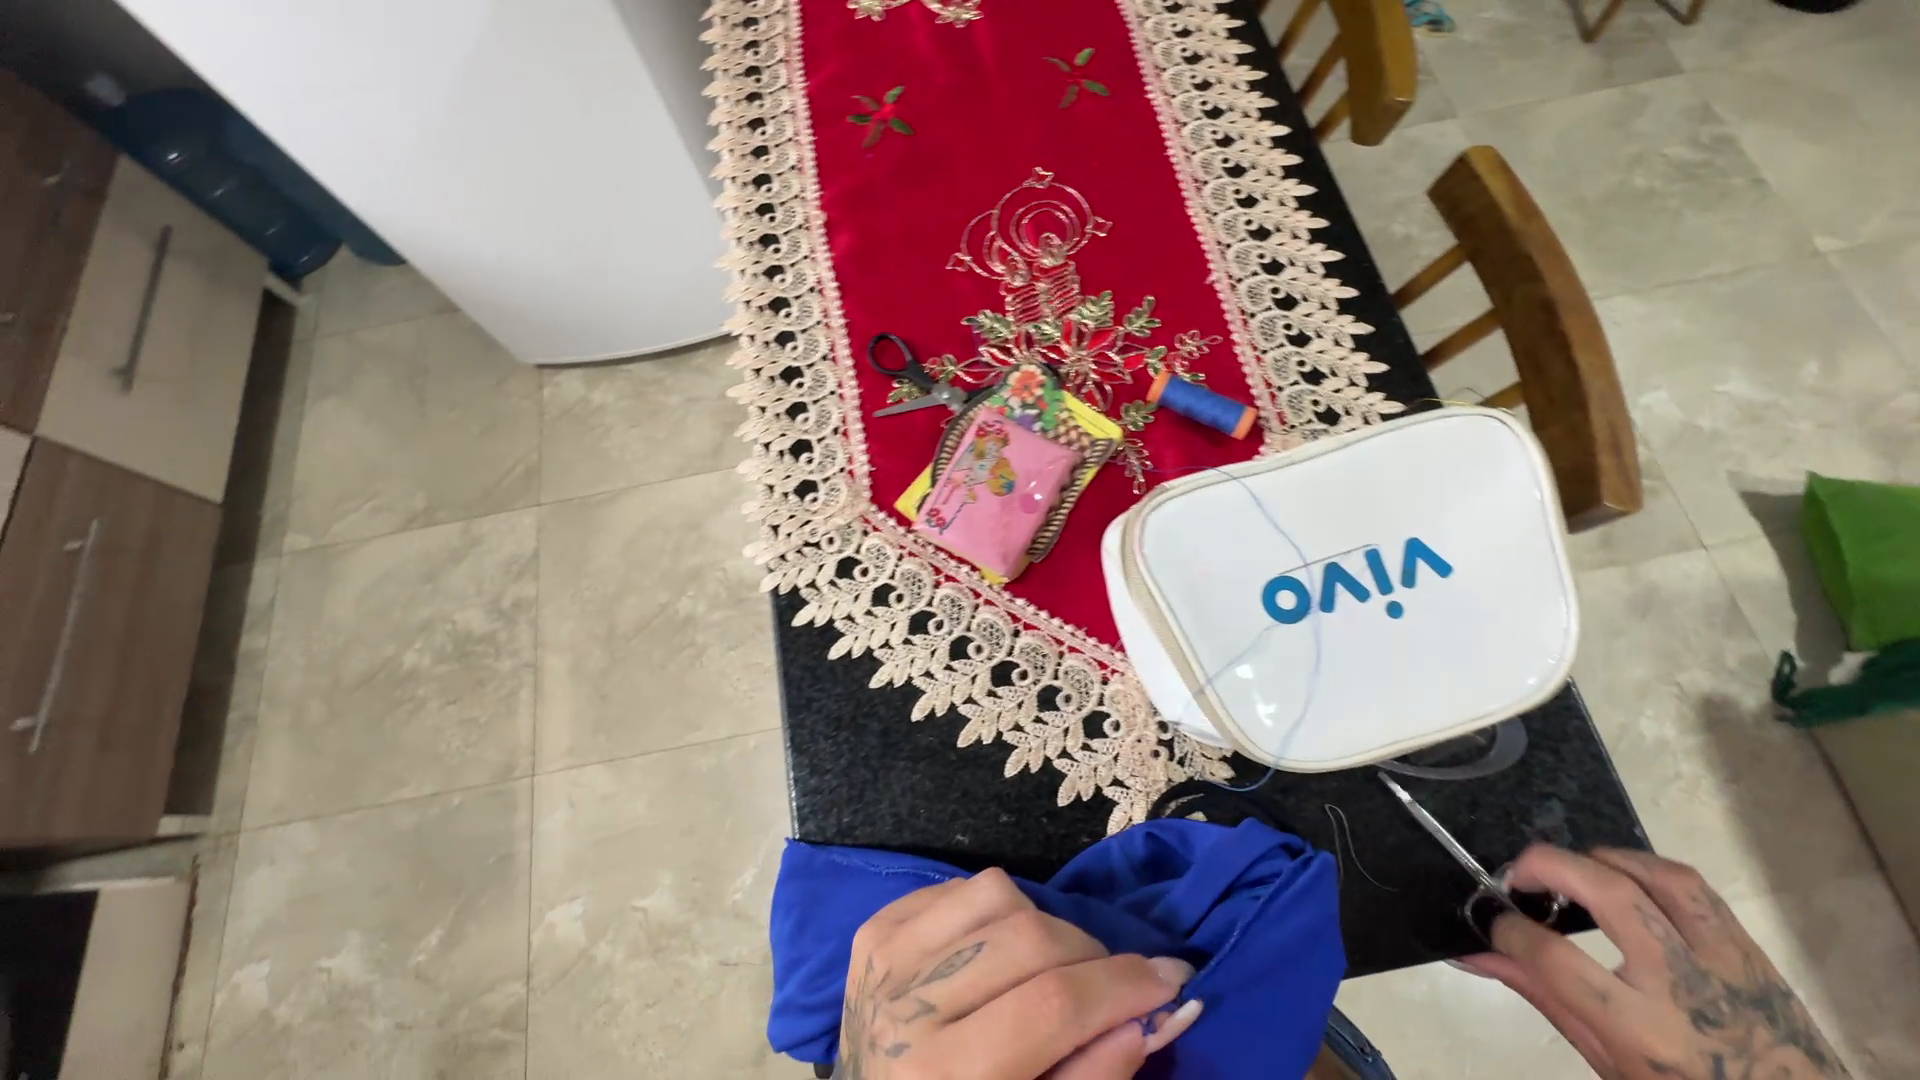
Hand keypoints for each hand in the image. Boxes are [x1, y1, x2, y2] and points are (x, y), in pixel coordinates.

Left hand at [835, 867, 1202, 1078]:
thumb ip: (1089, 1077)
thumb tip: (1149, 1016)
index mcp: (946, 1075)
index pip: (1053, 1005)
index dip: (1123, 986)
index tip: (1172, 977)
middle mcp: (907, 1006)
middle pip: (1030, 939)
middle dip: (1093, 954)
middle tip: (1114, 980)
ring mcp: (886, 958)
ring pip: (997, 892)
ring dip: (1043, 923)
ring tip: (1051, 965)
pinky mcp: (876, 929)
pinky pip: (959, 886)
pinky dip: (996, 908)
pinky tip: (1000, 947)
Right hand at [1459, 845, 1849, 1079]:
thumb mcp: (1608, 1063)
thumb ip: (1544, 997)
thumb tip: (1474, 954)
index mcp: (1643, 1031)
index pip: (1554, 957)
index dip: (1509, 930)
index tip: (1494, 921)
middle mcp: (1685, 986)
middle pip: (1608, 893)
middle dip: (1546, 866)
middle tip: (1518, 875)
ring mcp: (1726, 962)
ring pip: (1657, 875)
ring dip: (1599, 859)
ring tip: (1571, 871)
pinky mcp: (1750, 949)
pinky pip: (1694, 887)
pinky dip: (1644, 868)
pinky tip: (1620, 879)